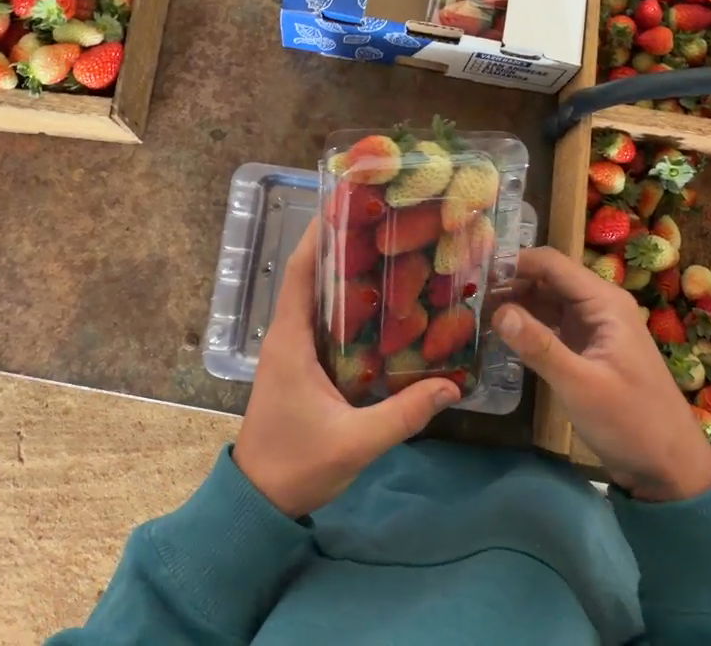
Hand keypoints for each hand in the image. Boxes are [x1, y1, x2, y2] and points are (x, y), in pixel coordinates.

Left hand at [234, 220, 462, 517]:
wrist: (258, 502)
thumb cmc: (296, 464)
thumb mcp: (355, 441)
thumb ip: (403, 414)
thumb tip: (452, 387)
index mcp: (290, 341)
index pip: (301, 273)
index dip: (319, 237)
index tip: (346, 207)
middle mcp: (287, 338)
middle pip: (313, 280)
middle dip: (343, 251)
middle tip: (386, 229)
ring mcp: (293, 354)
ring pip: (319, 303)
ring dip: (346, 280)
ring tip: (390, 259)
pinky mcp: (301, 371)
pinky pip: (325, 328)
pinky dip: (348, 313)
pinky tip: (381, 314)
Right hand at [493, 247, 710, 501]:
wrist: (669, 467)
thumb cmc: (630, 422)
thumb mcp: (580, 385)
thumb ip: (539, 346)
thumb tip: (497, 309)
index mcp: (604, 303)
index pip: (551, 263)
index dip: (512, 262)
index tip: (472, 271)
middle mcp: (598, 307)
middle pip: (546, 279)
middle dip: (508, 283)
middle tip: (465, 295)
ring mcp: (593, 329)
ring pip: (546, 302)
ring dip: (514, 304)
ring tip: (471, 311)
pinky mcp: (587, 351)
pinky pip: (551, 326)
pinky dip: (526, 327)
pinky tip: (497, 335)